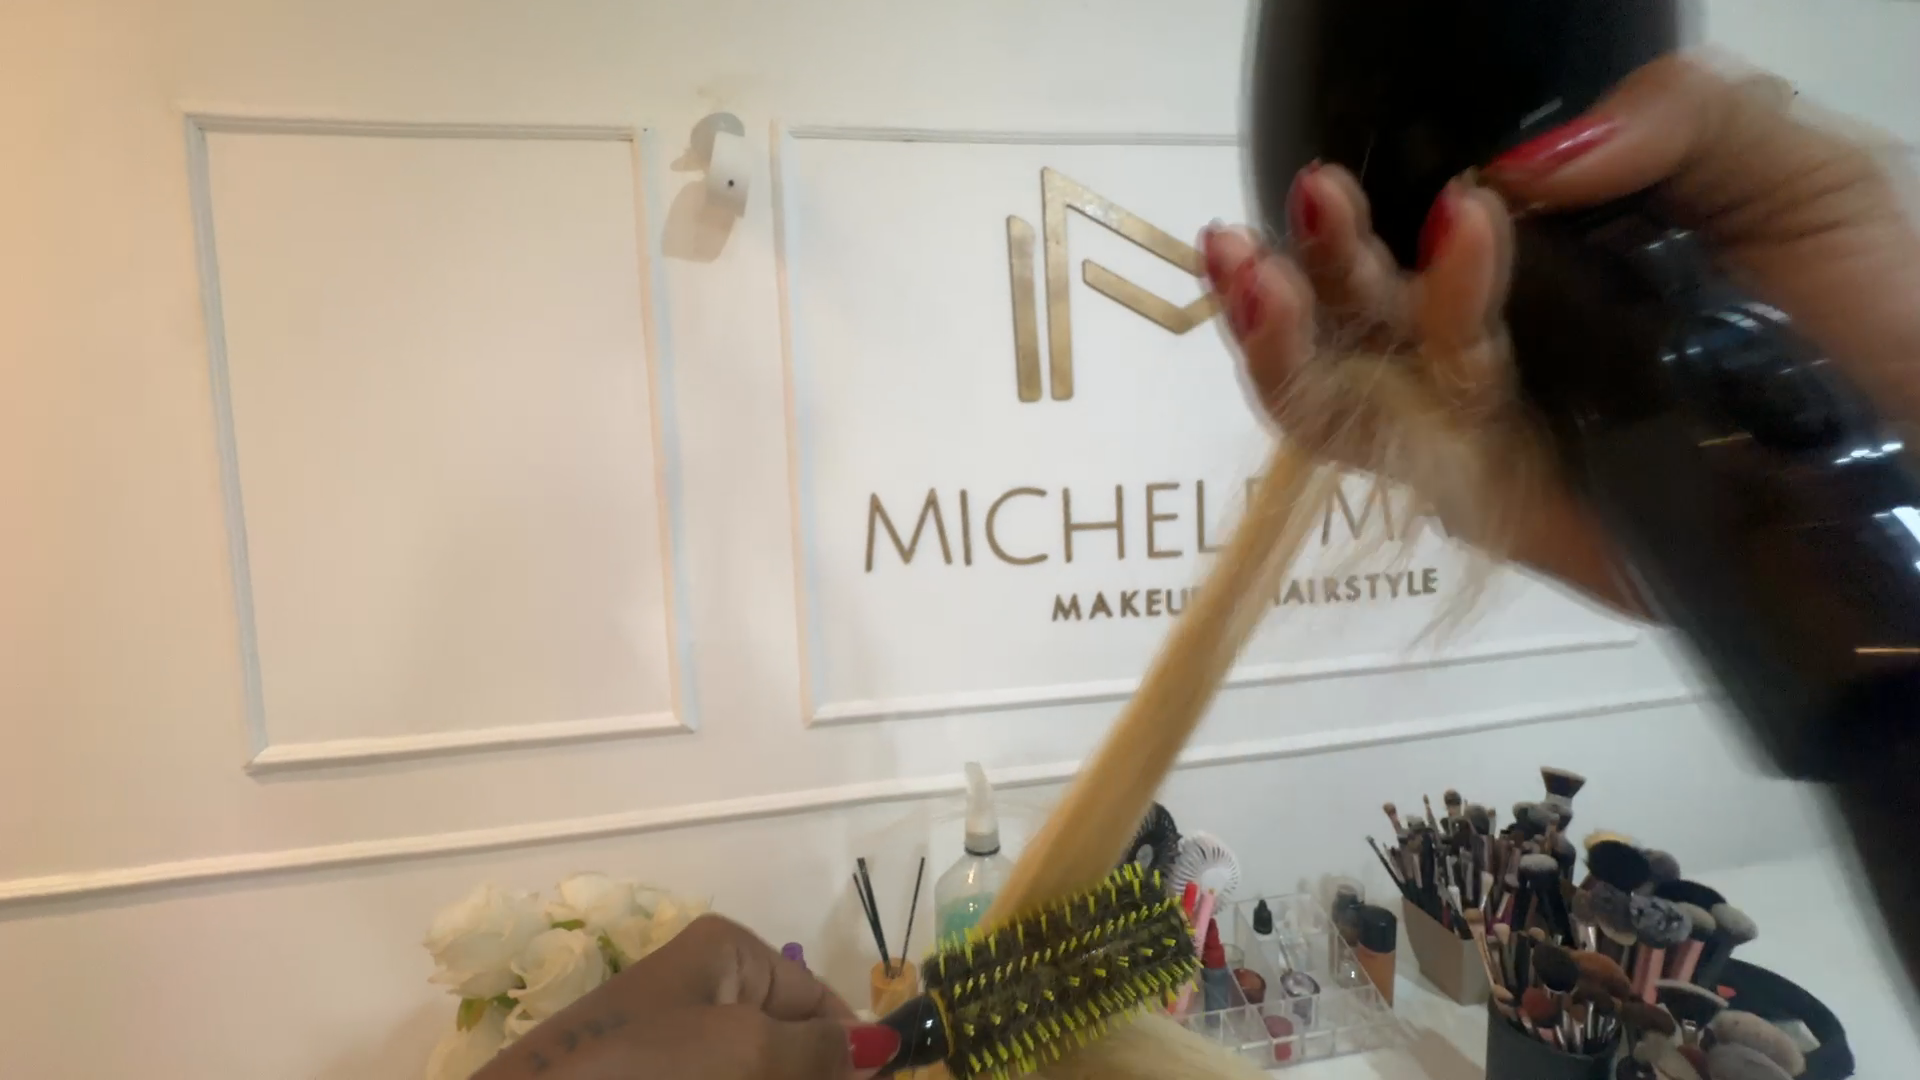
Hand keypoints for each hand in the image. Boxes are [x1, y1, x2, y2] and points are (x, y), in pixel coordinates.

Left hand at [474, 914, 896, 1079]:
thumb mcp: (745, 1052)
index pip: (815, 995)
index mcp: (730, 952)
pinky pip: (727, 1072)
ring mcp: (680, 1036)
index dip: (850, 1044)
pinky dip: (750, 1079)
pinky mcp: (658, 1070)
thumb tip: (883, 1045)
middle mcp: (708, 984)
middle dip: (813, 1071)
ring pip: (758, 1063)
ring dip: (787, 1075)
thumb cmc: (648, 1068)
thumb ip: (817, 1051)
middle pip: (787, 1035)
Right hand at [1205, 53, 1919, 615]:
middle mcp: (1465, 343)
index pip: (1401, 244)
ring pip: (1327, 386)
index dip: (1343, 224)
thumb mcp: (1791, 177)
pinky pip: (1372, 444)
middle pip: (1348, 313)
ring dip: (1276, 339)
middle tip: (1246, 234)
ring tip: (1247, 279)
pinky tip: (1353, 337)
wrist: (1898, 475)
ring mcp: (1451, 421)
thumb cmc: (1864, 317)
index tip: (1319, 187)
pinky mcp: (1452, 486)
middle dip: (1293, 271)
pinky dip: (1352, 394)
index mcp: (1519, 270)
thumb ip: (1676, 125)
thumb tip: (1509, 166)